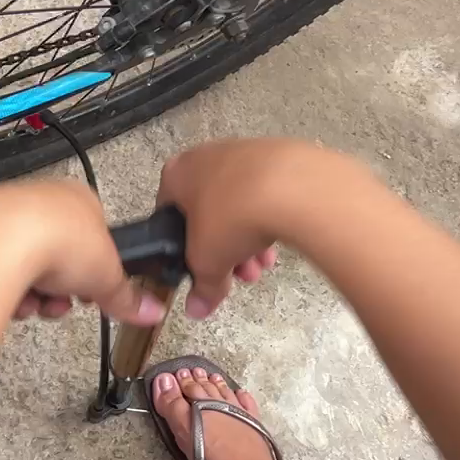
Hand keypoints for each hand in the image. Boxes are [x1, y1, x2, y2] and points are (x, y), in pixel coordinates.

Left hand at [0, 180, 167, 325]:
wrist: (1, 240)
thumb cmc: (57, 239)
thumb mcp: (108, 275)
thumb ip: (128, 296)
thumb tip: (152, 311)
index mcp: (78, 198)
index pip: (93, 236)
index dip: (94, 271)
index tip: (93, 292)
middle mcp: (41, 199)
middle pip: (58, 254)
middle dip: (61, 288)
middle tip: (63, 304)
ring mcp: (6, 213)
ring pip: (26, 264)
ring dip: (35, 295)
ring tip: (36, 306)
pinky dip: (6, 289)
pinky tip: (12, 301)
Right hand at [156, 139, 339, 317]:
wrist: (290, 189)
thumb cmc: (233, 213)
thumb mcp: (207, 262)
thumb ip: (202, 286)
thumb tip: (198, 307)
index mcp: (177, 173)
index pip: (170, 212)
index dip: (183, 245)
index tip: (199, 264)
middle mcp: (207, 155)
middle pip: (210, 211)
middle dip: (224, 247)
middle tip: (238, 273)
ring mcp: (244, 152)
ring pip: (240, 203)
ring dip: (248, 237)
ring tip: (262, 266)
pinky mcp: (278, 156)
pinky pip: (266, 192)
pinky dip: (270, 217)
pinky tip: (280, 241)